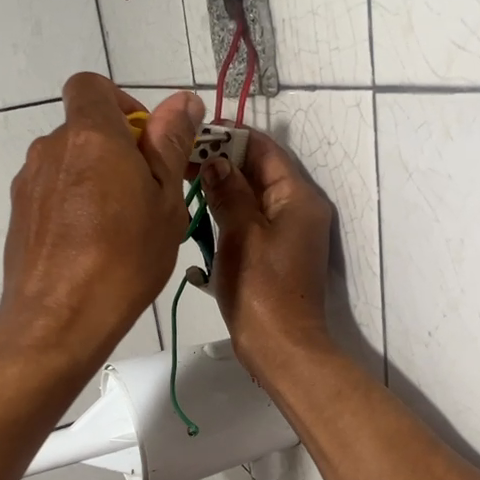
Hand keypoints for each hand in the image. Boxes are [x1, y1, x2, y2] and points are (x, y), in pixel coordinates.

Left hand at [0, 74, 203, 362]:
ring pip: (69, 166)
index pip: (93, 85)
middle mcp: (51, 149)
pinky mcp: (19, 217)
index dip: (122, 102)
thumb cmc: (125, 257)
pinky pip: (53, 196)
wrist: (59, 318)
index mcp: (90, 135)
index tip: (147, 141)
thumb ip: (171, 144)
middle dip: (116, 151)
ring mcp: (30, 184)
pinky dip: (74, 208)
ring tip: (121, 228)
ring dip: (95, 182)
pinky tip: (92, 248)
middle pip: (84, 130)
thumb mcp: (164, 201)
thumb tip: (183, 101)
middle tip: (147, 195)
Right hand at [197, 131, 337, 379]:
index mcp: (298, 197)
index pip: (264, 149)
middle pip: (260, 172)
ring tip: (183, 183)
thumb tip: (216, 162)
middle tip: (180, 159)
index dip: (230, 136)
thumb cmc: (261, 289)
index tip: (194, 132)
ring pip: (253, 198)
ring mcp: (289, 234)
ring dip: (222, 189)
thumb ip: (228, 191)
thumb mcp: (240, 234)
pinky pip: (251, 223)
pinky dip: (228, 216)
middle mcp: (299, 209)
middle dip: (223, 162)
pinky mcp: (275, 256)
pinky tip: (199, 218)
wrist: (281, 348)